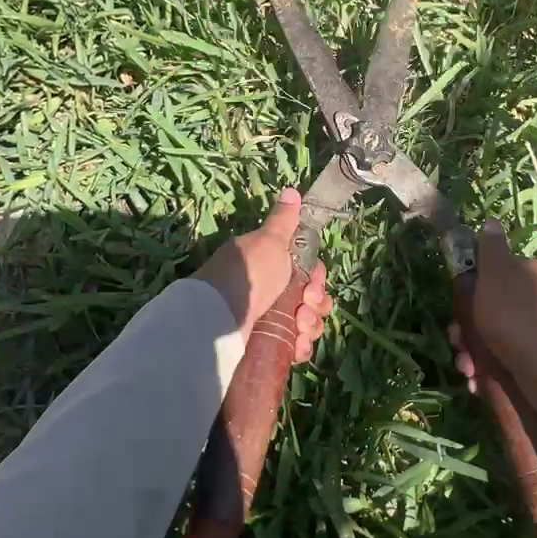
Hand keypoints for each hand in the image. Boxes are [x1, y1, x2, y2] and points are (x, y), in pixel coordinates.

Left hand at [194, 187, 330, 360]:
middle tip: (304, 309)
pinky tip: (297, 347)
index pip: (309, 273)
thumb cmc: (250, 272)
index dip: (317, 279)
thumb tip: (292, 190)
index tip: (312, 284)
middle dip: (316, 305)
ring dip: (310, 327)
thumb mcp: (269, 240)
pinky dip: (299, 347)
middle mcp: (271, 289)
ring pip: (305, 323)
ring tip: (299, 330)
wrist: (219, 314)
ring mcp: (268, 317)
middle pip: (310, 299)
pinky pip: (292, 345)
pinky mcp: (264, 341)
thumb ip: (283, 220)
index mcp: (272, 265)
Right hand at [448, 219, 536, 423]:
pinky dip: (484, 370)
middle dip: (464, 328)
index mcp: (522, 273)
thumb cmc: (516, 319)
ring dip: (470, 353)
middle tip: (458, 343)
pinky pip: (497, 359)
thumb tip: (491, 221)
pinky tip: (478, 382)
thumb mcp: (496, 277)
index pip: (485, 272)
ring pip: (487, 336)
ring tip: (468, 370)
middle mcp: (527, 297)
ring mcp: (529, 329)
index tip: (455, 306)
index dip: (466, 289)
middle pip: (482, 307)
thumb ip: (491, 249)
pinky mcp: (529, 357)